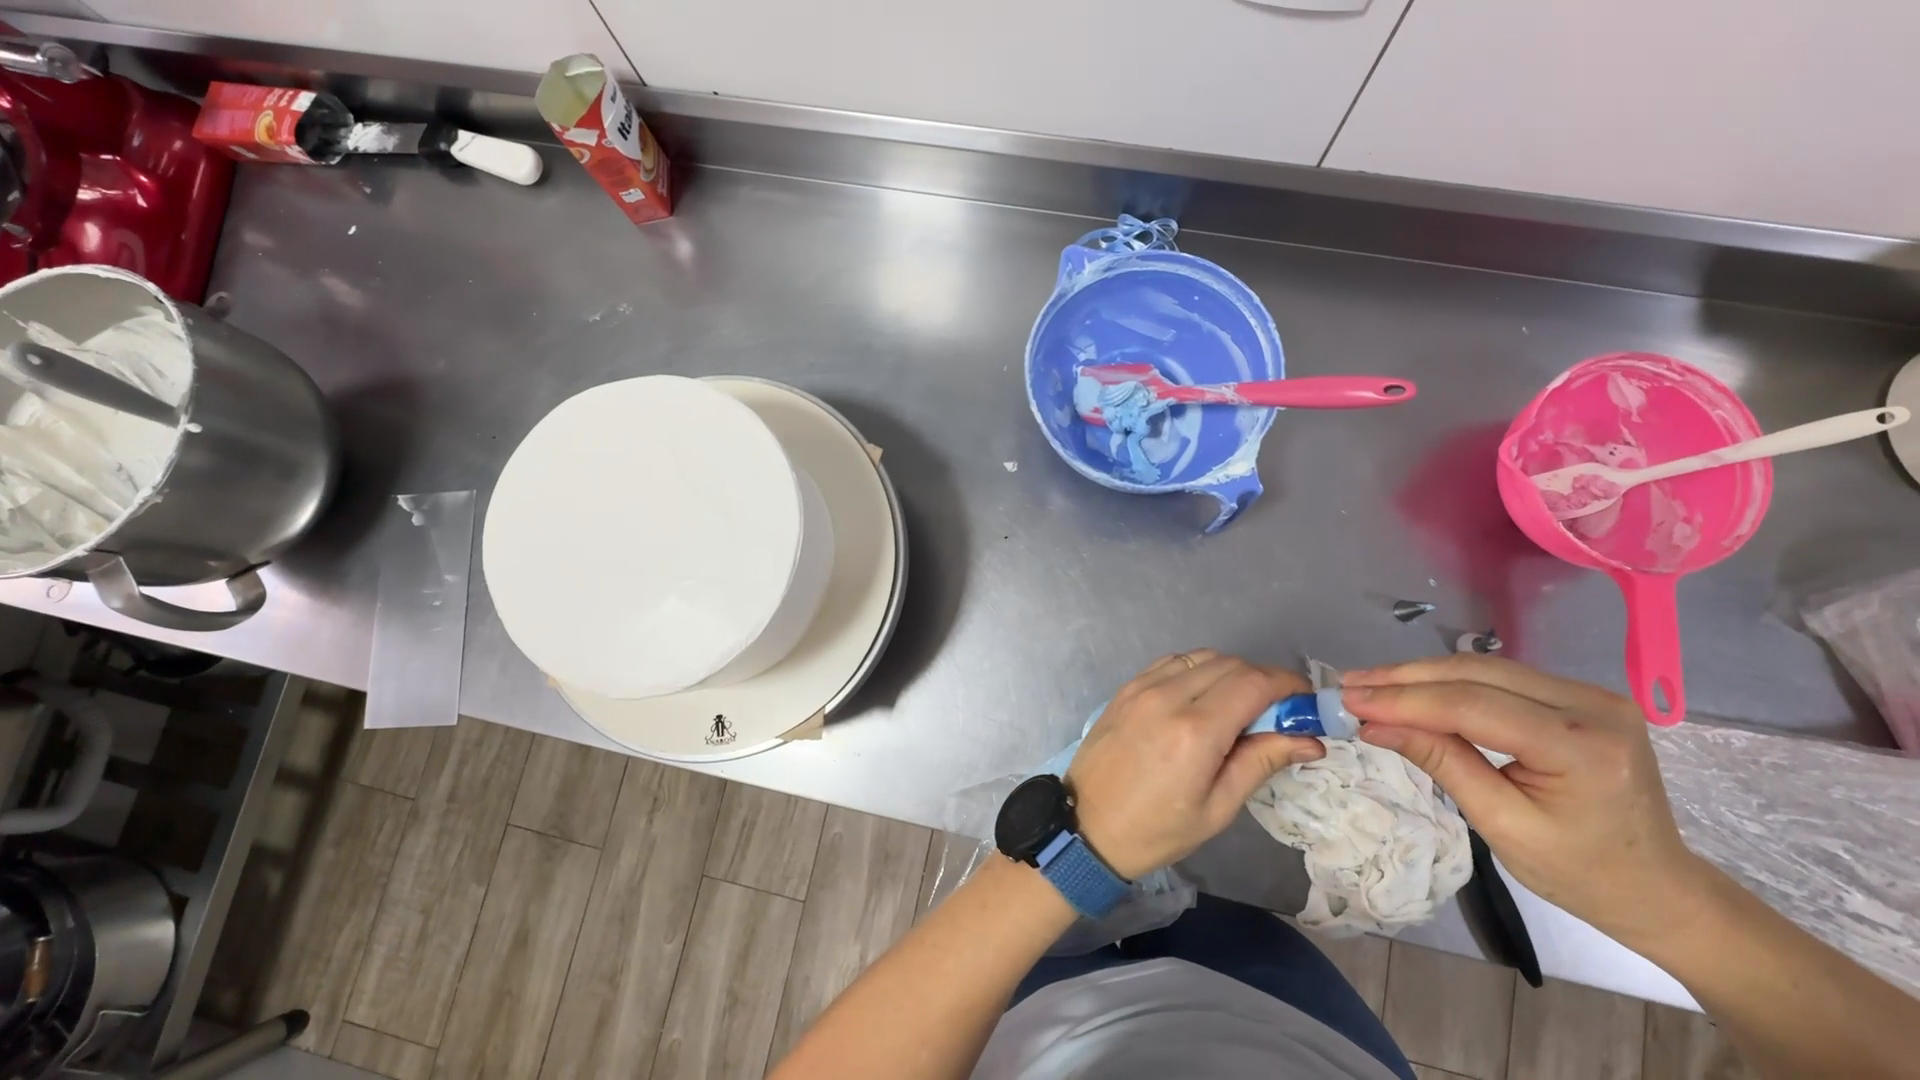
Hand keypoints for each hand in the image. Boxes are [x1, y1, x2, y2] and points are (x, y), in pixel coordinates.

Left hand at [1066, 650, 1326, 879]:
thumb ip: (1261, 762)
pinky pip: (1172, 662)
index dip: (1288, 686)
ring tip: (1241, 707)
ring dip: (1231, 672)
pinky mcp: (1126, 688)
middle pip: (1232, 664)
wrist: (1085, 828)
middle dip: (1263, 680)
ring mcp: (1142, 688)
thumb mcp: (1217, 808)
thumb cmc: (1155, 830)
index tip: (1305, 703)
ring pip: (1202, 656)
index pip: (1255, 682)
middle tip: (1277, 713)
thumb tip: (1310, 738)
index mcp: (1195, 731)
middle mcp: (1168, 697)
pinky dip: (1198, 669)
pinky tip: (1203, 698)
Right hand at [1343, 654, 1710, 944]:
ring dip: (1423, 676)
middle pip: (1478, 674)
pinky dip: (1452, 683)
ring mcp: (1591, 695)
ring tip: (1370, 685)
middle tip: (1348, 685)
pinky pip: (1503, 679)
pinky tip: (1415, 690)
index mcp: (1582, 747)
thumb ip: (1442, 762)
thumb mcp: (1501, 824)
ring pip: (1486, 669)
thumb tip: (1374, 724)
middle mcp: (1593, 705)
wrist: (1656, 888)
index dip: (1404, 700)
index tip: (1348, 698)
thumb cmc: (1579, 872)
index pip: (1473, 706)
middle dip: (1406, 679)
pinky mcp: (1581, 697)